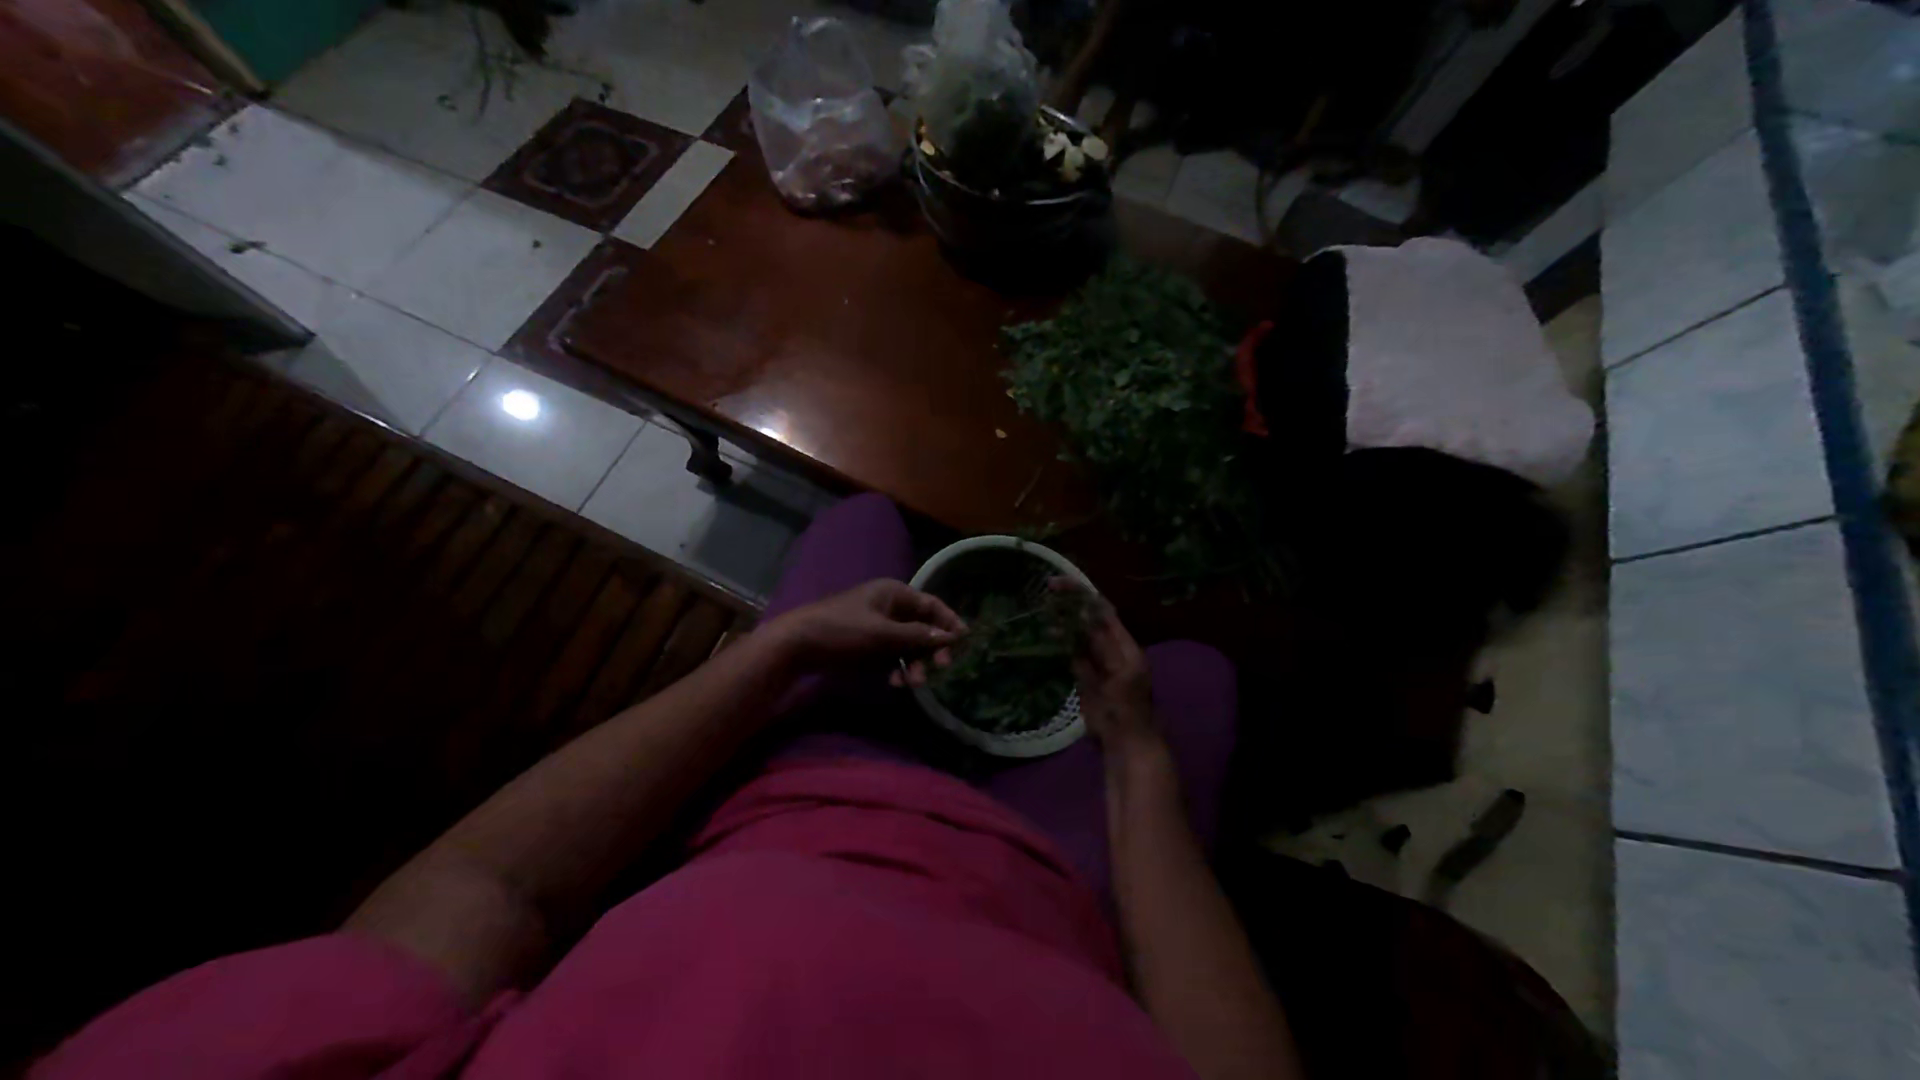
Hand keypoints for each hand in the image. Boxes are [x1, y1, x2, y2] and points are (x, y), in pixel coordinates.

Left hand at [769, 580, 965, 685]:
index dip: (949, 622)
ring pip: (907, 644)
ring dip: (914, 662)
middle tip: (940, 668)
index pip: (932, 604)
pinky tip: (894, 681)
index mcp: (893, 592)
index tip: (964, 642)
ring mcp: (876, 624)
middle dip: (931, 648)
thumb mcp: (883, 635)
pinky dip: (896, 666)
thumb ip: (919, 636)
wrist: (797, 645)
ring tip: (912, 682)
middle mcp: (888, 605)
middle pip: (922, 626)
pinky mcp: (865, 643)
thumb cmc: (842, 631)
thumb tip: (951, 637)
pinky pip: (891, 654)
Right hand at [1063, 584, 1159, 751]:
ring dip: (1064, 622)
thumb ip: (1095, 655)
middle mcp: (1112, 650)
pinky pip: (1073, 654)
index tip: (1061, 585)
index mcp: (1125, 648)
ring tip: (1043, 608)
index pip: (1104, 613)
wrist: (1127, 747)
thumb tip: (1074, 628)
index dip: (1084, 597)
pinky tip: (1047, 634)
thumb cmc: (1128, 714)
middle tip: (1047, 590)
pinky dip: (1061, 643)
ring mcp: (1098, 664)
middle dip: (1071, 605)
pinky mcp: (1086, 678)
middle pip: (1090, 621)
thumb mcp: (1116, 682)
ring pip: (1080, 636)